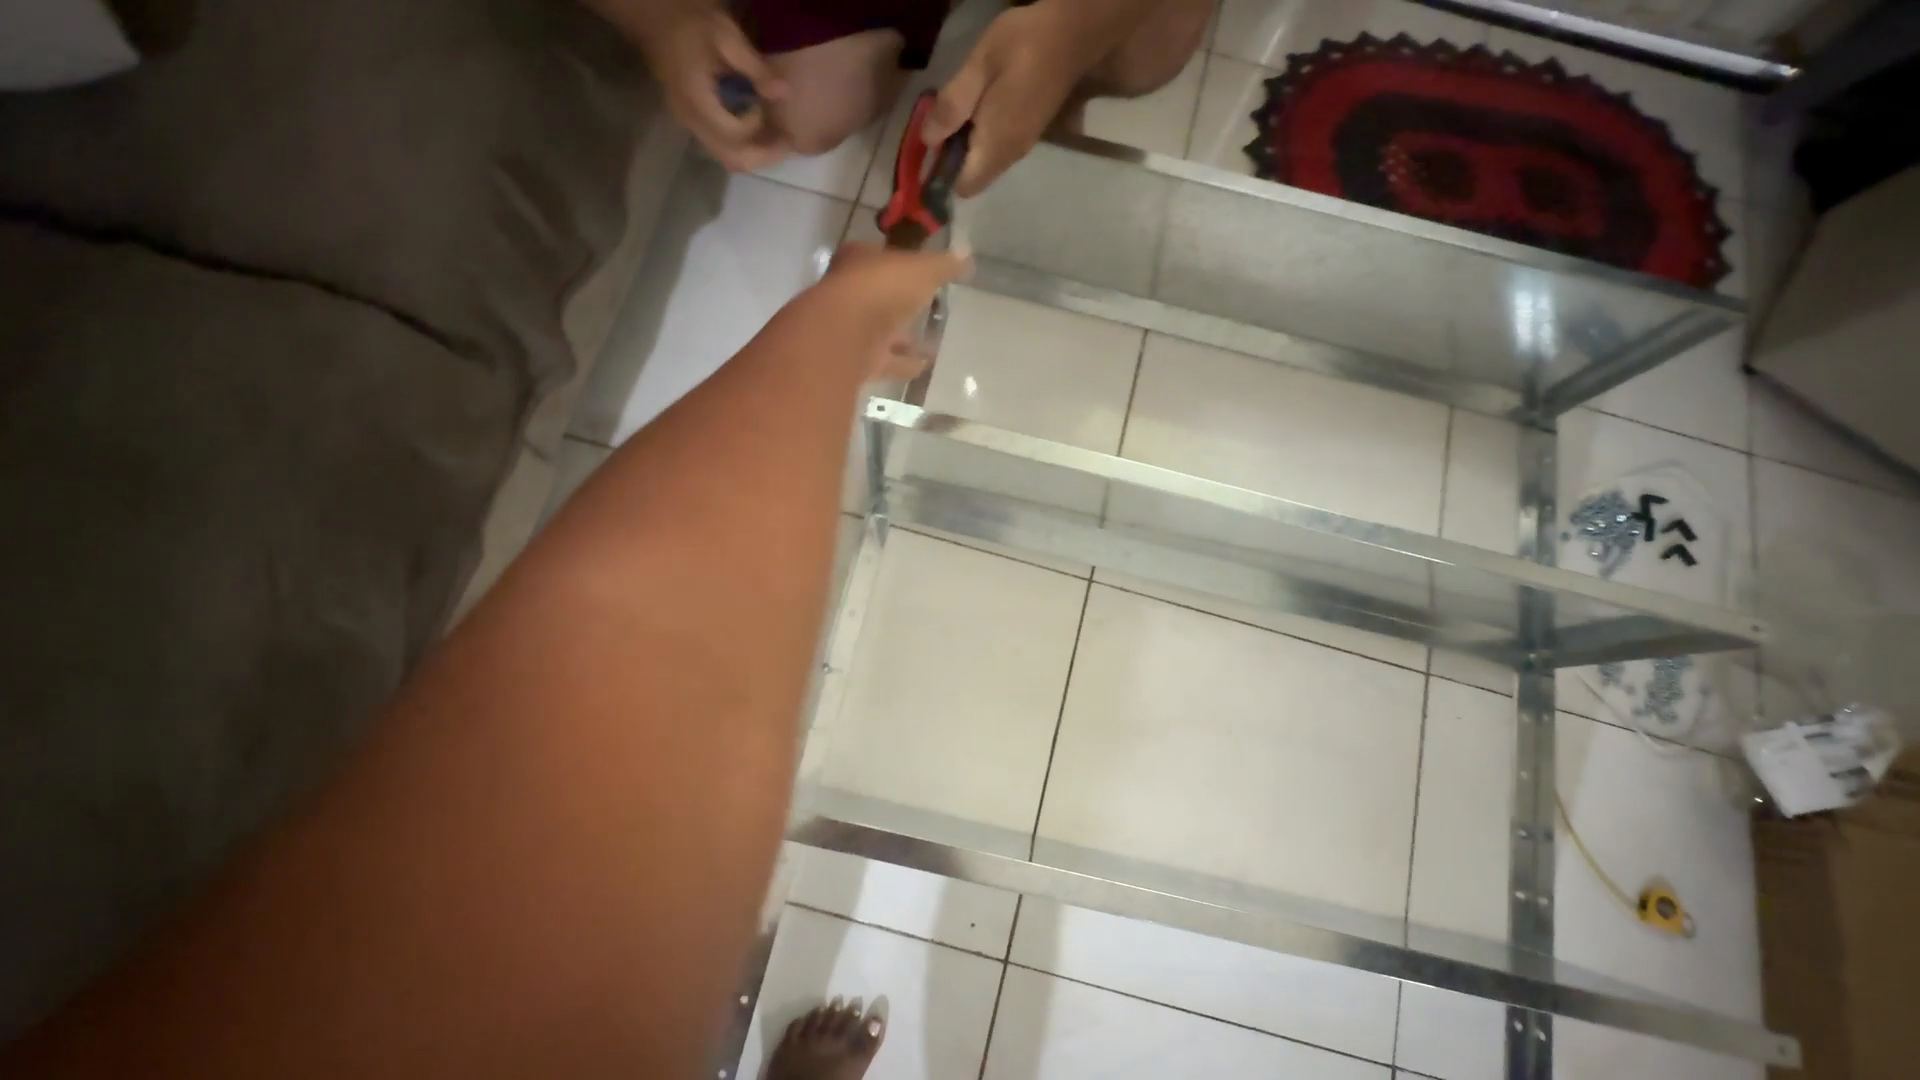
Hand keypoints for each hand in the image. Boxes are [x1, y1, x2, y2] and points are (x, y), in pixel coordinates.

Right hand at [641, 10, 790, 170]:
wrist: (653, 20)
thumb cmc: (689, 22)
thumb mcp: (725, 35)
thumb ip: (755, 67)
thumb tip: (785, 93)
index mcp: (695, 99)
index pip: (733, 133)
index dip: (755, 125)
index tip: (764, 104)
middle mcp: (691, 121)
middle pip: (732, 158)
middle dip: (765, 155)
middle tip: (787, 140)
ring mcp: (690, 126)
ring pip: (728, 158)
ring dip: (757, 153)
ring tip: (778, 137)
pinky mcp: (693, 125)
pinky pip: (723, 148)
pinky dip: (746, 145)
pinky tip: (760, 129)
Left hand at [811, 244, 971, 380]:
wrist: (844, 336)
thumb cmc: (881, 289)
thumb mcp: (922, 269)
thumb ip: (944, 265)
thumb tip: (967, 255)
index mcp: (858, 261)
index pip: (878, 257)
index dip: (897, 264)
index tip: (918, 273)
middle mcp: (848, 293)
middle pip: (876, 296)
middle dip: (898, 304)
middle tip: (925, 310)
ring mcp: (849, 330)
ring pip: (879, 332)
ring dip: (902, 339)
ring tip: (931, 345)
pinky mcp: (854, 361)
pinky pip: (884, 361)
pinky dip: (903, 364)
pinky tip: (924, 367)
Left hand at [923, 3, 1091, 196]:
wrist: (1073, 34)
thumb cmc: (1023, 45)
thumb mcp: (979, 66)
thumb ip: (952, 105)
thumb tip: (928, 140)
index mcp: (995, 145)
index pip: (966, 187)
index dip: (944, 176)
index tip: (931, 150)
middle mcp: (1011, 155)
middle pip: (976, 179)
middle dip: (955, 162)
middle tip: (942, 124)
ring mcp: (1024, 146)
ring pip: (987, 165)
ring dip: (969, 149)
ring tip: (960, 112)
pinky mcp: (1031, 134)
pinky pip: (999, 151)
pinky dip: (984, 140)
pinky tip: (981, 108)